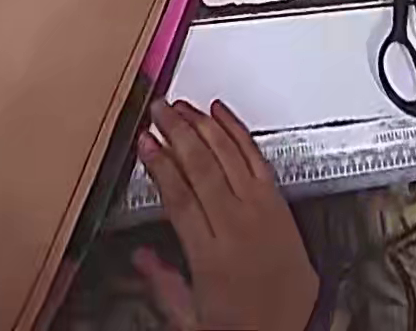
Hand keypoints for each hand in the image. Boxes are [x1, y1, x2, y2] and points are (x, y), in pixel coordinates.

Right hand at [136, 100, 319, 330]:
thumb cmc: (250, 326)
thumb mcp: (195, 320)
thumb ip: (163, 284)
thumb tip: (139, 257)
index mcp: (210, 257)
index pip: (178, 197)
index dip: (159, 164)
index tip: (145, 142)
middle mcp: (235, 225)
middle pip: (200, 165)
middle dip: (176, 131)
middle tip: (159, 110)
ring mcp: (258, 207)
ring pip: (226, 153)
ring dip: (201, 124)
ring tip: (182, 105)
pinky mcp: (276, 197)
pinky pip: (254, 154)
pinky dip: (236, 128)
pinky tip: (220, 112)